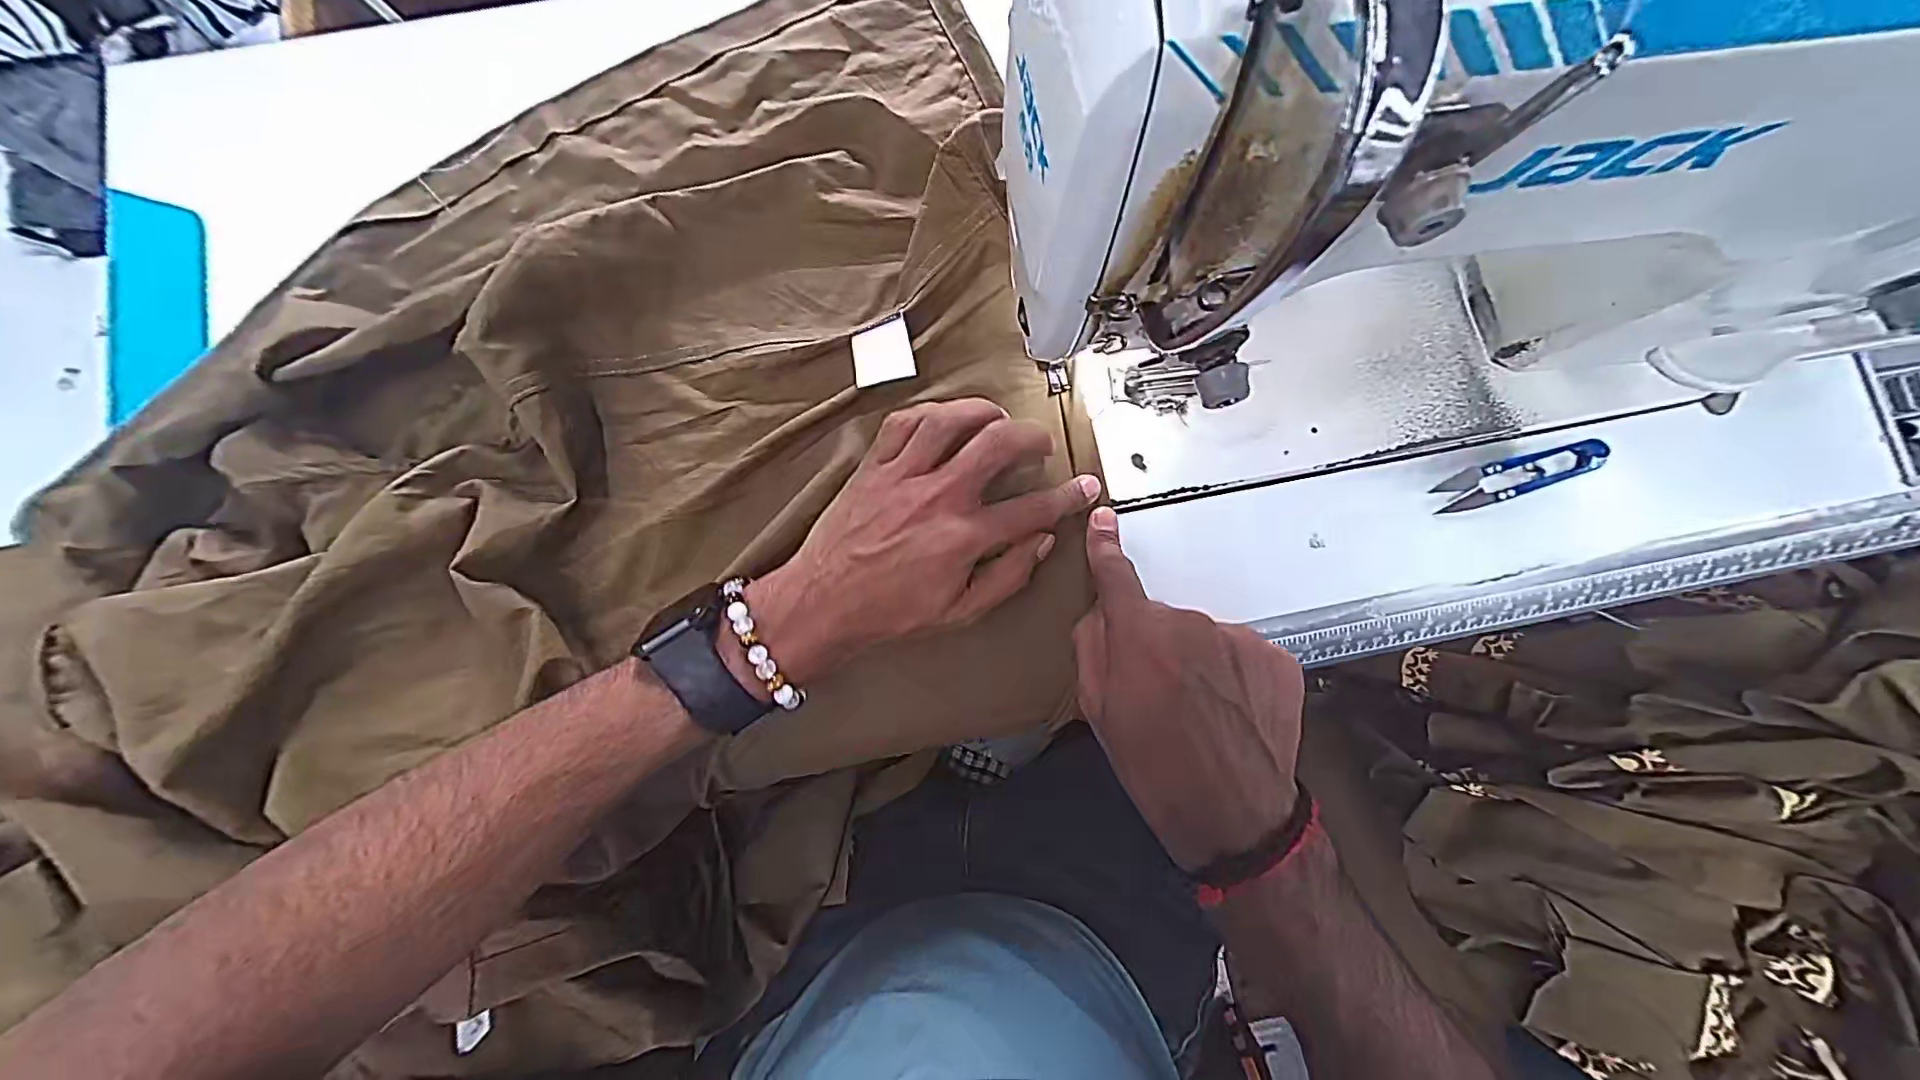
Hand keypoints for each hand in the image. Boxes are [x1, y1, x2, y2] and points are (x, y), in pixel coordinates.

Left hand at [734, 399, 1100, 691]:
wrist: (823, 604)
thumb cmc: (884, 611)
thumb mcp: (959, 611)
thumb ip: (1007, 577)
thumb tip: (1038, 546)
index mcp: (961, 537)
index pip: (1032, 508)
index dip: (1066, 497)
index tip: (1081, 488)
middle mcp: (936, 498)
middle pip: (999, 445)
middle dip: (1032, 437)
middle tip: (1040, 444)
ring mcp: (902, 478)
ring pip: (950, 421)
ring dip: (983, 412)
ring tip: (998, 418)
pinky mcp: (873, 469)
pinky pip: (902, 424)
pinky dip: (928, 413)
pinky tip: (942, 420)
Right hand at [1074, 507, 1304, 869]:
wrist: (1234, 816)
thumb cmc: (1158, 771)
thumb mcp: (1098, 712)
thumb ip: (1091, 649)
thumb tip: (1099, 614)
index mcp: (1140, 637)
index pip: (1117, 576)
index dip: (1106, 547)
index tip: (1105, 522)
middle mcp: (1191, 626)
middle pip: (1161, 616)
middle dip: (1153, 643)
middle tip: (1156, 693)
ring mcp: (1238, 638)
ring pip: (1201, 634)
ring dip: (1194, 660)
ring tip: (1197, 710)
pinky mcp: (1275, 656)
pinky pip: (1237, 649)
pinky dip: (1230, 672)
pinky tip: (1227, 709)